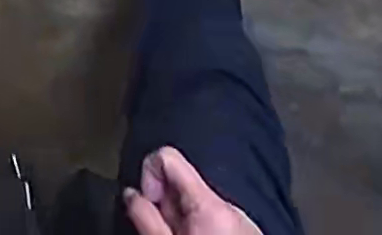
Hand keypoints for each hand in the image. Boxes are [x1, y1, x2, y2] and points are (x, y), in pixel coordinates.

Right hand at [123, 148, 262, 234]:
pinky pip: (219, 219)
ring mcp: (250, 226)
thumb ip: (144, 214)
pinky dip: (204, 228)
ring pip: (200, 203)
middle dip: (168, 203)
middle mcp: (234, 210)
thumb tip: (131, 194)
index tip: (150, 201)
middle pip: (184, 183)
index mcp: (213, 206)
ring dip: (185, 219)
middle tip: (168, 231)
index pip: (168, 155)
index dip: (149, 173)